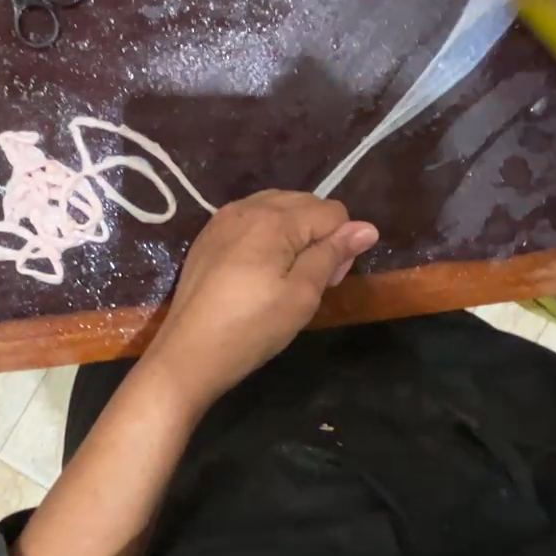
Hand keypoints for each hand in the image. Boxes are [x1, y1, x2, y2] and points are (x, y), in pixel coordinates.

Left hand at [140, 191, 377, 410]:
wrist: (188, 352)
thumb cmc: (251, 327)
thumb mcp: (302, 295)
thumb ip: (332, 254)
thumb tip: (366, 227)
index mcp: (273, 218)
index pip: (331, 211)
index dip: (341, 244)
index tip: (329, 280)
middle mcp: (247, 207)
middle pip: (304, 203)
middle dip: (318, 234)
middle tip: (312, 281)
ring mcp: (223, 218)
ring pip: (277, 207)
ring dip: (294, 233)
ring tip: (287, 276)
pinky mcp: (209, 234)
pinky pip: (252, 219)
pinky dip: (267, 235)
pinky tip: (260, 270)